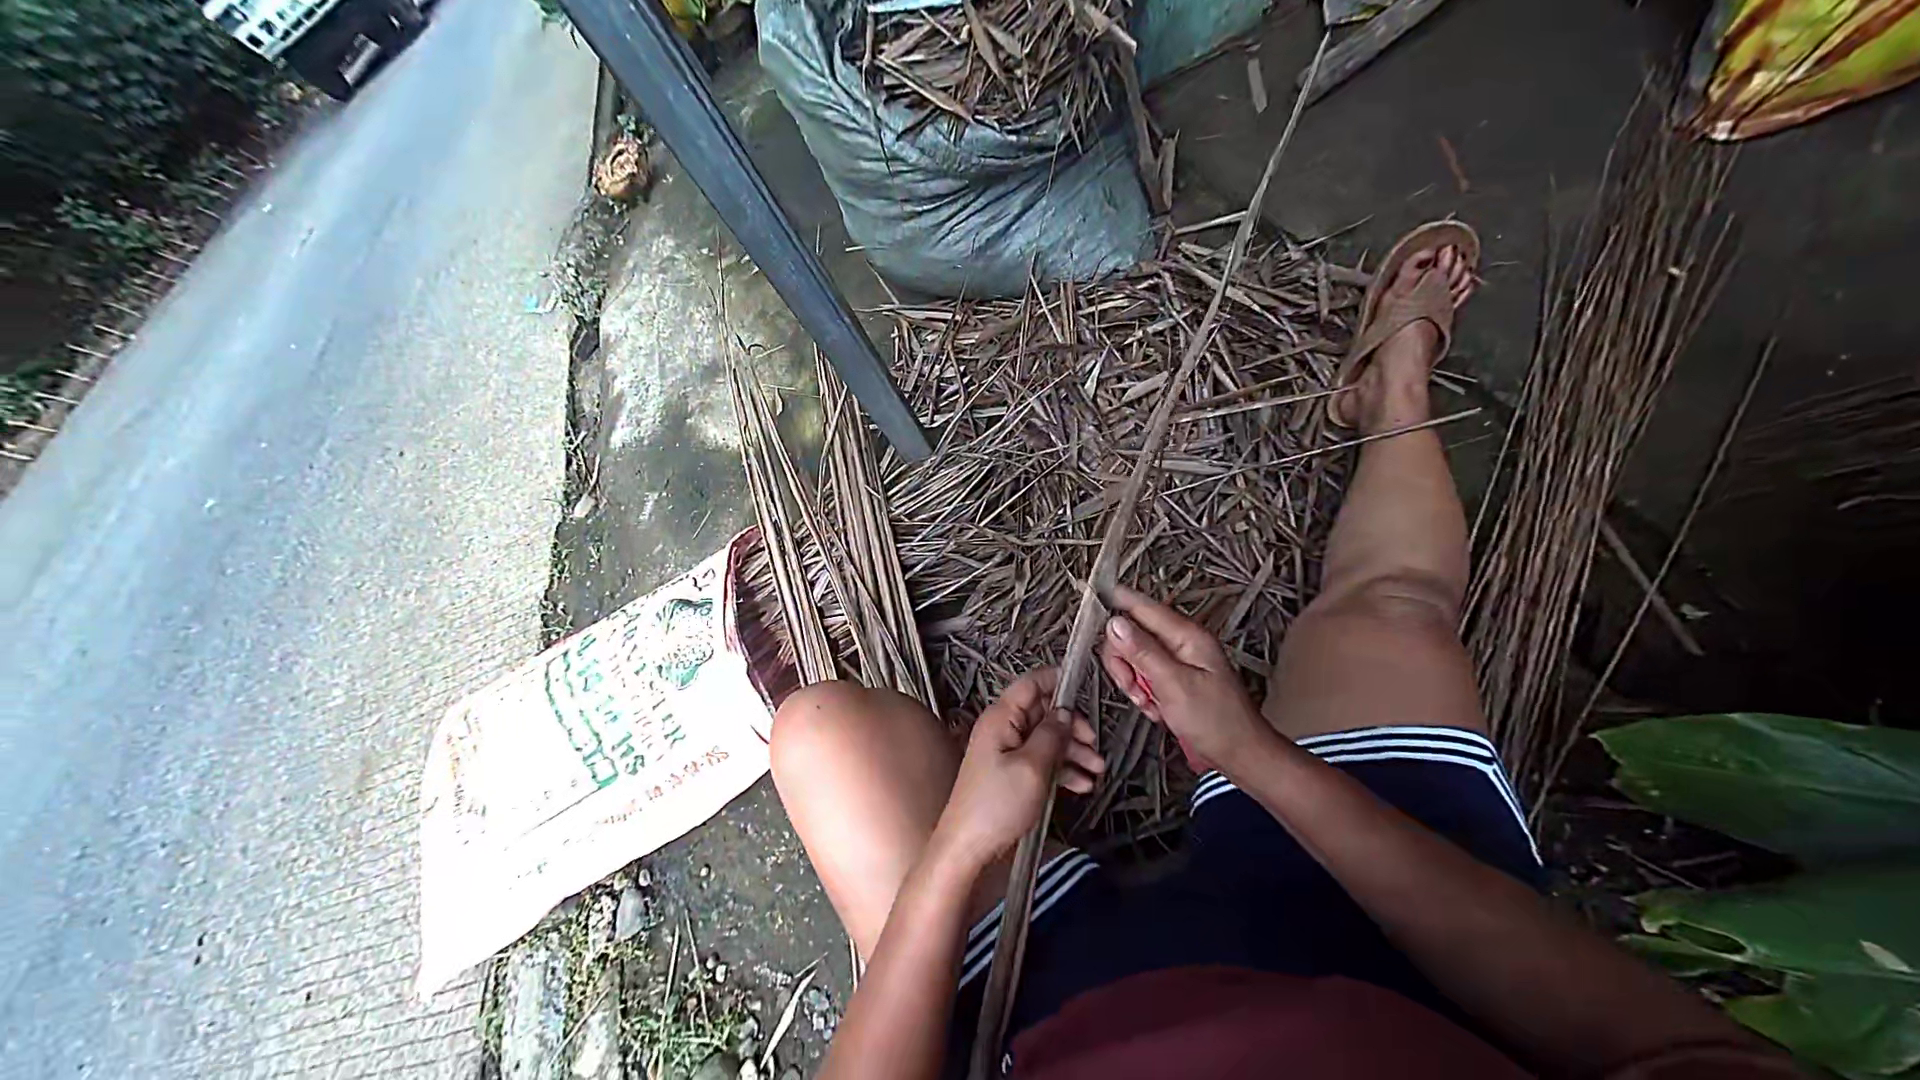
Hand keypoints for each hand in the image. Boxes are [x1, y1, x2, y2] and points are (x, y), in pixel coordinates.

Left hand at [934, 668, 1103, 867]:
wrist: (968, 850)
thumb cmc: (993, 808)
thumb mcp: (1032, 767)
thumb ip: (1052, 735)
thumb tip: (1065, 713)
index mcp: (1001, 718)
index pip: (1031, 683)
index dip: (1057, 680)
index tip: (1082, 684)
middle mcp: (1002, 730)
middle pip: (1043, 713)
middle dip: (1072, 726)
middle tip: (1093, 742)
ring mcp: (1005, 752)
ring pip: (1046, 739)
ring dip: (1073, 751)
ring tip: (1096, 769)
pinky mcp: (1010, 774)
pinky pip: (1041, 761)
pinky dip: (1062, 769)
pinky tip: (1081, 784)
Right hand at [1100, 585, 1272, 771]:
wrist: (1241, 755)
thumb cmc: (1219, 723)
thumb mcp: (1174, 685)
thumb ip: (1142, 652)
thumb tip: (1116, 624)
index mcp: (1187, 636)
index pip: (1142, 606)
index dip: (1115, 602)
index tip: (1091, 597)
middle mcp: (1182, 643)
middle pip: (1131, 633)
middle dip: (1123, 660)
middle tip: (1133, 684)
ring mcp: (1178, 660)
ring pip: (1134, 656)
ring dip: (1132, 680)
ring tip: (1147, 700)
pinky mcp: (1174, 677)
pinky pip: (1143, 674)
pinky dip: (1142, 691)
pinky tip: (1154, 706)